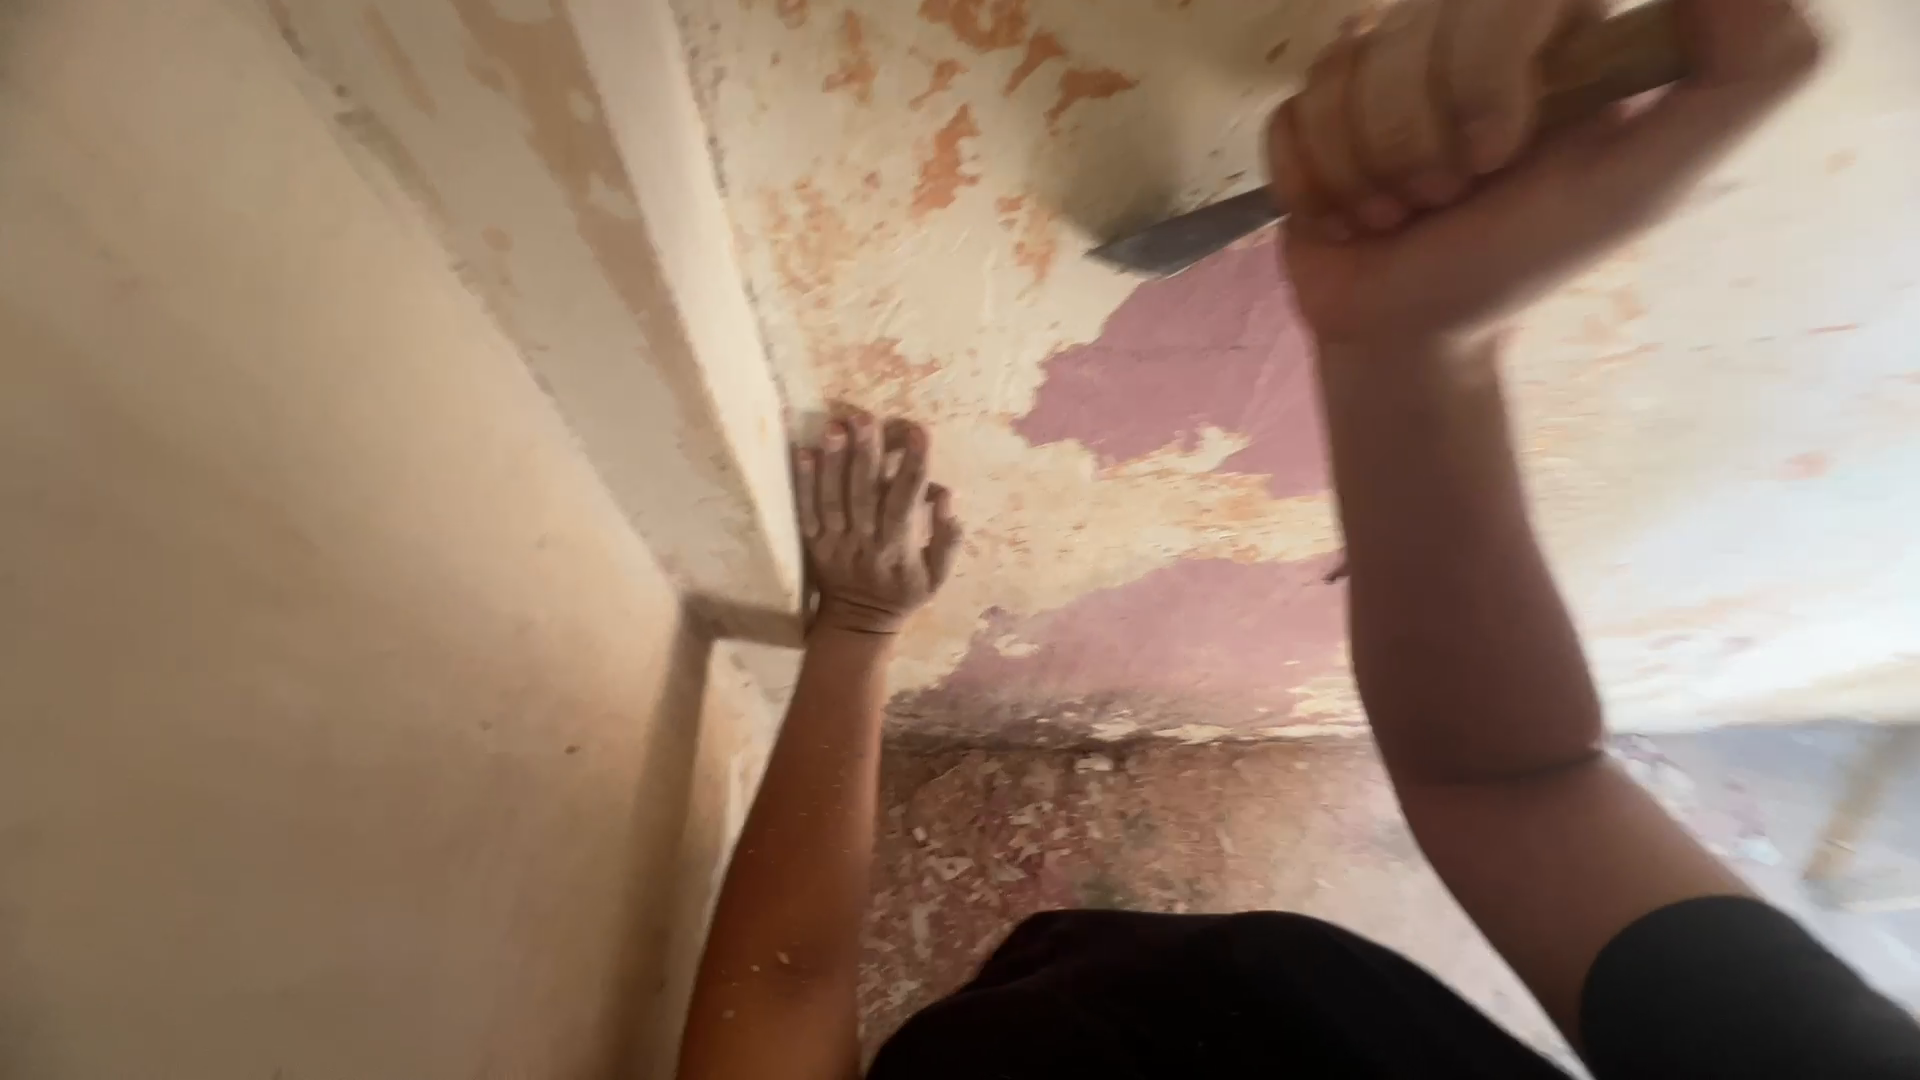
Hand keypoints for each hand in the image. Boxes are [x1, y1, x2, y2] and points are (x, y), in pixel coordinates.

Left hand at [794, 414, 960, 635]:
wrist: (857, 624)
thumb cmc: (903, 594)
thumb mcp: (938, 577)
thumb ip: (946, 538)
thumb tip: (946, 496)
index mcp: (898, 550)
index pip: (906, 502)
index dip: (913, 468)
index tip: (920, 433)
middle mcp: (864, 543)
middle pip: (865, 495)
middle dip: (866, 454)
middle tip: (865, 417)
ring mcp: (835, 543)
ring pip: (832, 500)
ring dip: (833, 462)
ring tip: (835, 426)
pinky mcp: (813, 543)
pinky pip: (806, 512)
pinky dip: (803, 483)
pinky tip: (803, 451)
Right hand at [1267, 0, 1820, 349]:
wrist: (1405, 334)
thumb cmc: (1512, 265)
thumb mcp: (1647, 185)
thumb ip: (1744, 72)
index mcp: (1544, 34)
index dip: (1477, 74)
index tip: (1492, 158)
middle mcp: (1452, 40)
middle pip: (1401, 34)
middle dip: (1411, 144)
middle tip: (1438, 201)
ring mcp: (1371, 81)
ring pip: (1335, 78)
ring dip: (1360, 176)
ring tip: (1390, 217)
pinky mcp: (1307, 126)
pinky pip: (1286, 124)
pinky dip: (1311, 188)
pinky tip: (1342, 217)